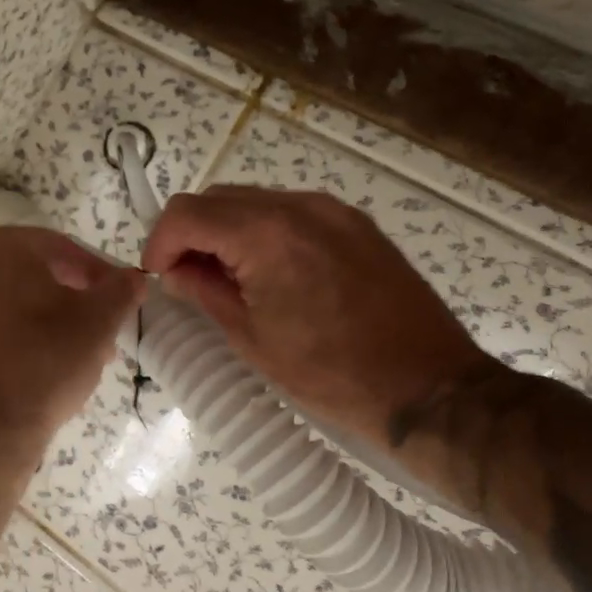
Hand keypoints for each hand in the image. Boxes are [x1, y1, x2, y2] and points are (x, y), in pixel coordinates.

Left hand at [0, 225, 143, 439]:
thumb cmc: (41, 362)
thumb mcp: (96, 324)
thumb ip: (118, 292)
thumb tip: (132, 277)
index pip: (61, 248)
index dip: (97, 273)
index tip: (119, 300)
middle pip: (31, 274)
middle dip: (70, 299)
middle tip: (101, 332)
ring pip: (6, 303)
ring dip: (42, 321)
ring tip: (74, 358)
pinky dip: (10, 340)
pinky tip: (33, 372)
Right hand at [139, 186, 499, 446]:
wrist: (433, 393)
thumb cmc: (333, 375)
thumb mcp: (251, 339)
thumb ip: (203, 290)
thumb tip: (175, 270)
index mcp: (266, 234)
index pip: (186, 214)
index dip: (160, 242)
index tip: (159, 275)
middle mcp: (298, 206)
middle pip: (216, 198)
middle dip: (191, 233)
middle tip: (190, 278)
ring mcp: (331, 210)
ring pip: (252, 200)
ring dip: (227, 230)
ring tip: (232, 278)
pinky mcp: (355, 223)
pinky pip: (290, 211)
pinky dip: (265, 231)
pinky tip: (274, 273)